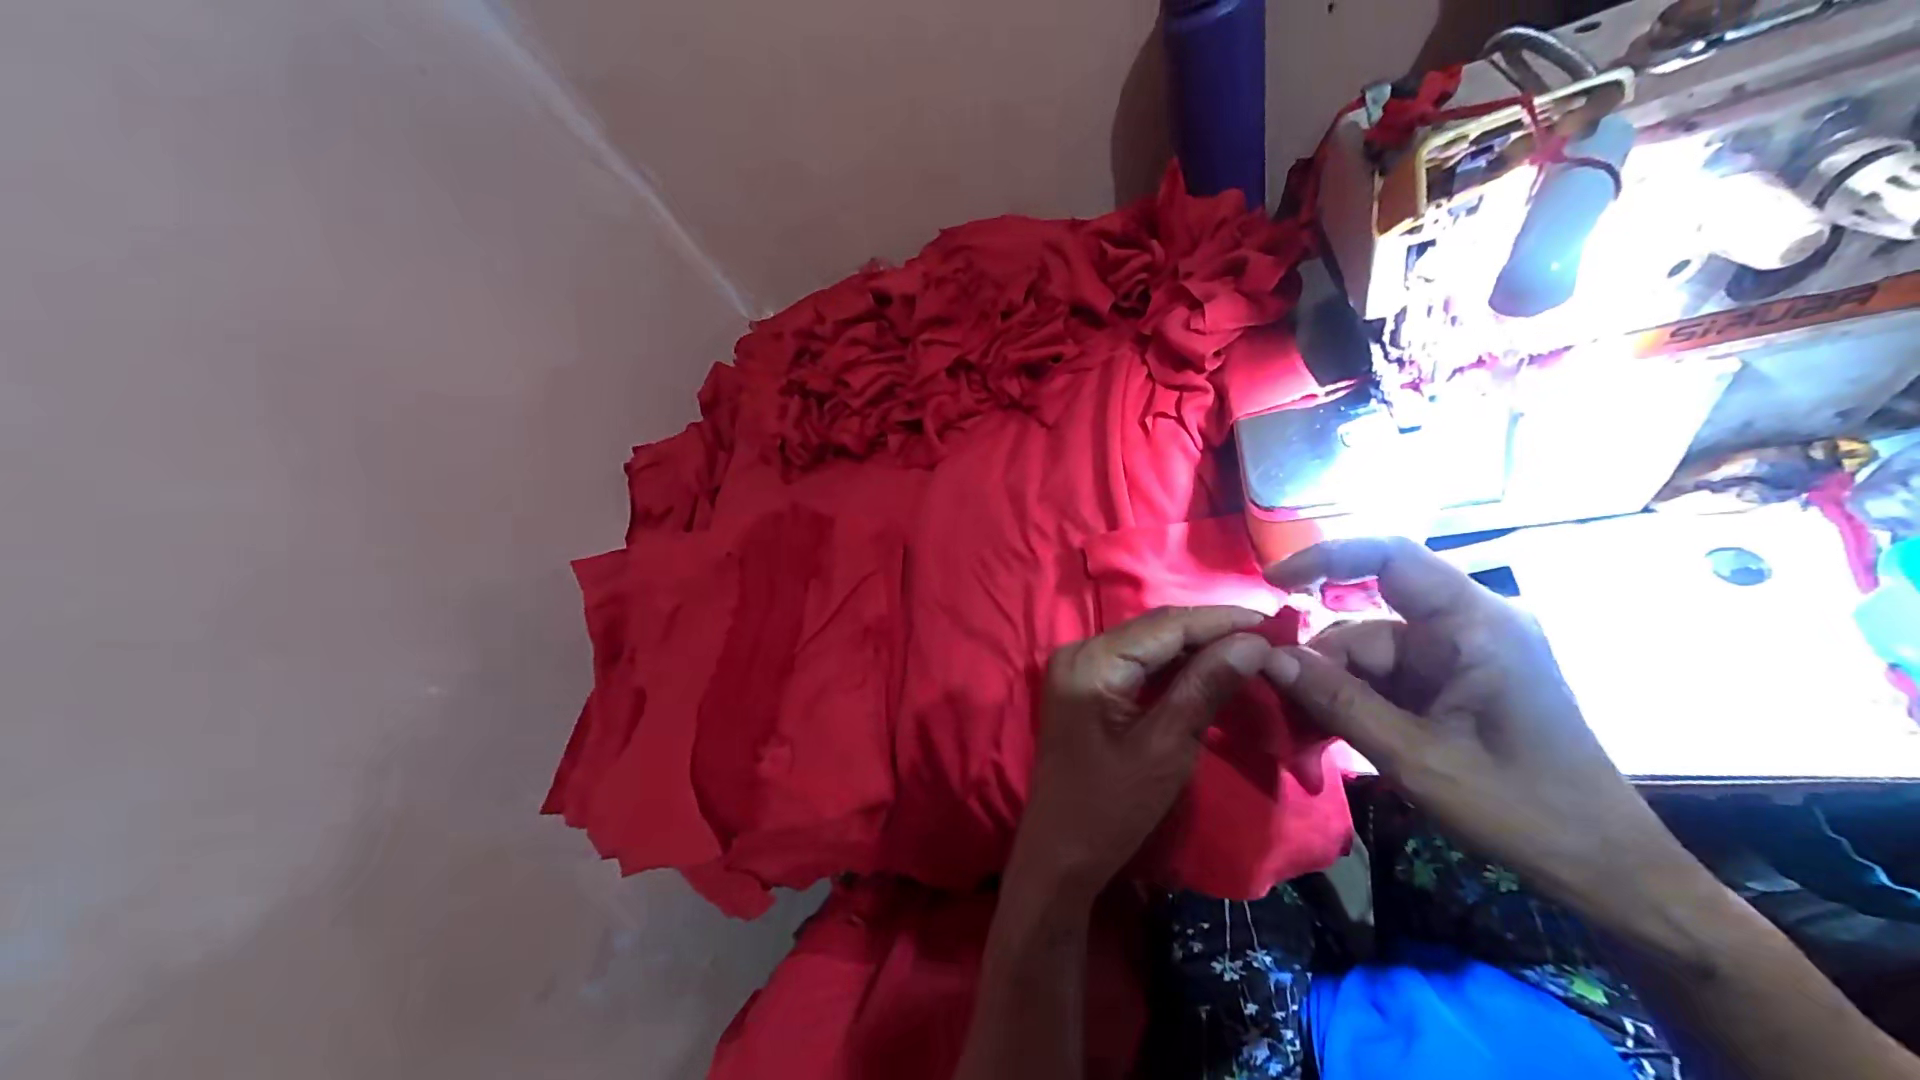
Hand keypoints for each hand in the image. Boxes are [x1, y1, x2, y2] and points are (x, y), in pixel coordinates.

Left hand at [1016, 606, 1271, 900]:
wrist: (1062, 852)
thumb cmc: (1112, 806)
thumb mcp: (1166, 746)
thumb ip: (1205, 687)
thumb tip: (1253, 643)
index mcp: (1092, 661)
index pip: (1166, 625)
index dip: (1222, 621)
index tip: (1276, 623)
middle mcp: (1079, 651)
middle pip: (1156, 629)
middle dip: (1212, 632)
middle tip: (1269, 638)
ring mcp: (1080, 667)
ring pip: (1148, 643)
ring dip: (1196, 647)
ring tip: (1250, 650)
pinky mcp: (1086, 685)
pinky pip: (1136, 663)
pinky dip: (1174, 666)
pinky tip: (1211, 669)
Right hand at [1261, 537, 1687, 910]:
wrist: (1606, 867)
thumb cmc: (1524, 808)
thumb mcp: (1417, 758)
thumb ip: (1339, 702)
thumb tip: (1268, 658)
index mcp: (1476, 625)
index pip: (1392, 558)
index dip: (1326, 557)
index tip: (1272, 583)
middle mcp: (1468, 628)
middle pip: (1368, 624)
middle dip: (1320, 662)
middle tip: (1279, 704)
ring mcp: (1462, 658)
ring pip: (1370, 656)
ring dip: (1333, 690)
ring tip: (1303, 735)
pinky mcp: (1455, 685)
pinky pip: (1387, 679)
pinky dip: (1355, 702)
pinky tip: (1329, 733)